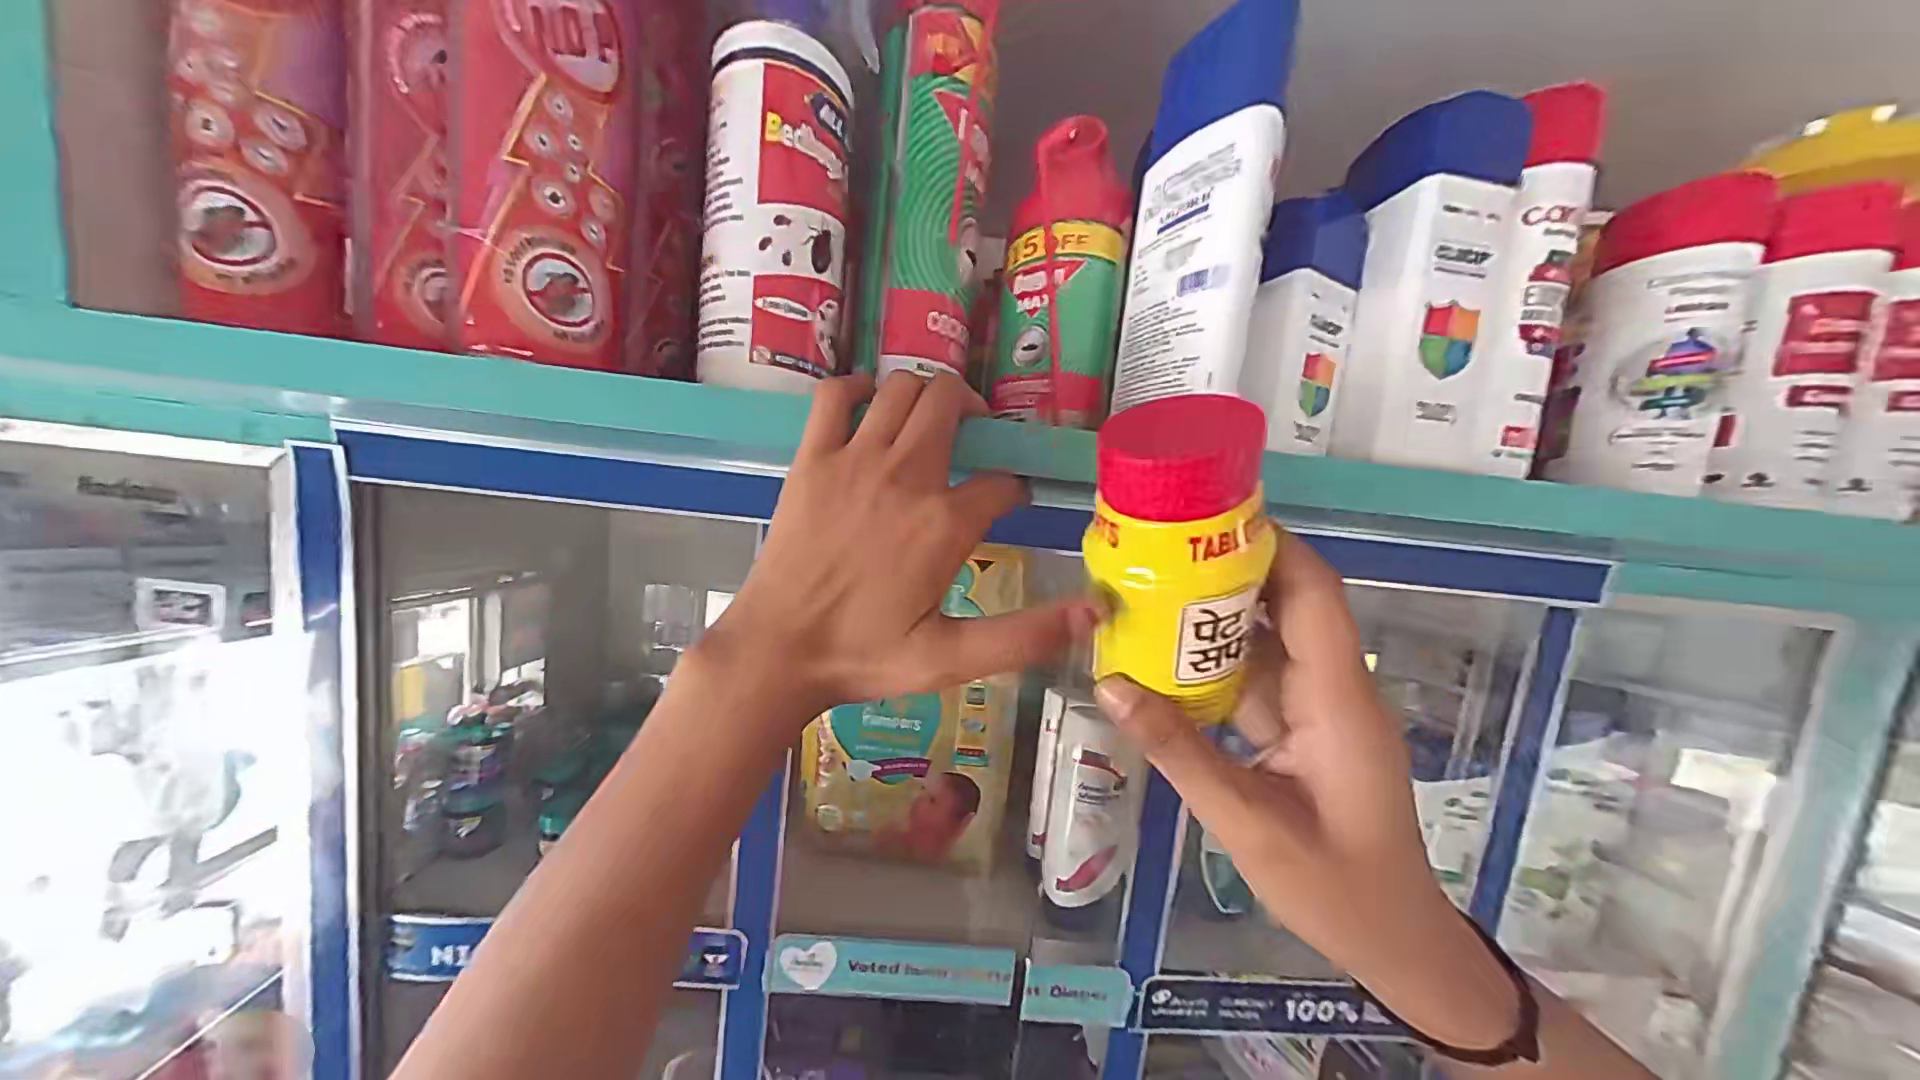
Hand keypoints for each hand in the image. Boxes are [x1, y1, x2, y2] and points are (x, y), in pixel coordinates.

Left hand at [700, 372, 1098, 723]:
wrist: (778, 650)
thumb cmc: (863, 655)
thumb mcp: (952, 659)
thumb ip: (1023, 636)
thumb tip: (1093, 614)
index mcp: (944, 524)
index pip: (1002, 484)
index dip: (1014, 490)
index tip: (1008, 502)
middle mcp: (906, 477)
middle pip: (952, 405)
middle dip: (976, 411)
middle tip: (977, 435)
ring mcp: (854, 461)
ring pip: (903, 389)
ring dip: (926, 393)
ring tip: (933, 418)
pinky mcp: (813, 460)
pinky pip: (835, 396)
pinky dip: (856, 387)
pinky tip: (869, 403)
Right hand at [1094, 527, 1520, 1050]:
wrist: (1393, 943)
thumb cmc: (1334, 886)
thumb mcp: (1245, 822)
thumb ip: (1178, 750)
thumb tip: (1110, 685)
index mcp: (1337, 699)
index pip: (1314, 595)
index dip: (1271, 548)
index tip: (1209, 522)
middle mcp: (1332, 688)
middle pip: (1287, 605)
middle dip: (1227, 573)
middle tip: (1158, 553)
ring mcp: (1317, 707)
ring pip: (1266, 641)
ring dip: (1213, 618)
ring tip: (1148, 593)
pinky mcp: (1301, 726)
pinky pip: (1255, 678)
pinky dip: (1212, 663)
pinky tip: (1163, 660)